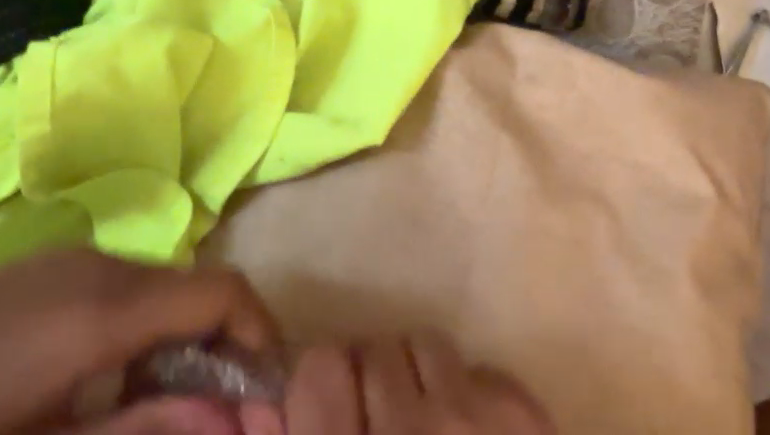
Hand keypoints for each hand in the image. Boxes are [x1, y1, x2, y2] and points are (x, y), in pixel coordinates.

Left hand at [0, 251, 284, 434]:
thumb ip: (140, 430)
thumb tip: (230, 418)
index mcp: (103, 308)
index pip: (224, 294)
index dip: (260, 340)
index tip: (266, 399)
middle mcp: (94, 266)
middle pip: (194, 292)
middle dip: (217, 354)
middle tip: (211, 420)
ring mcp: (57, 265)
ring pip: (154, 294)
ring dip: (173, 349)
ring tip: (151, 415)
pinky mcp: (28, 277)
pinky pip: (112, 295)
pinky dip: (132, 338)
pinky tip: (91, 394)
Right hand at [281, 334, 553, 434]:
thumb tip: (249, 400)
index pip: (321, 365)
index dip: (323, 384)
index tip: (332, 406)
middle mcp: (405, 430)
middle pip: (374, 349)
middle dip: (372, 381)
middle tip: (381, 424)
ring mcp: (468, 416)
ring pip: (426, 343)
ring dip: (420, 376)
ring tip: (425, 425)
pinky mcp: (519, 413)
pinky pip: (478, 368)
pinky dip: (469, 395)